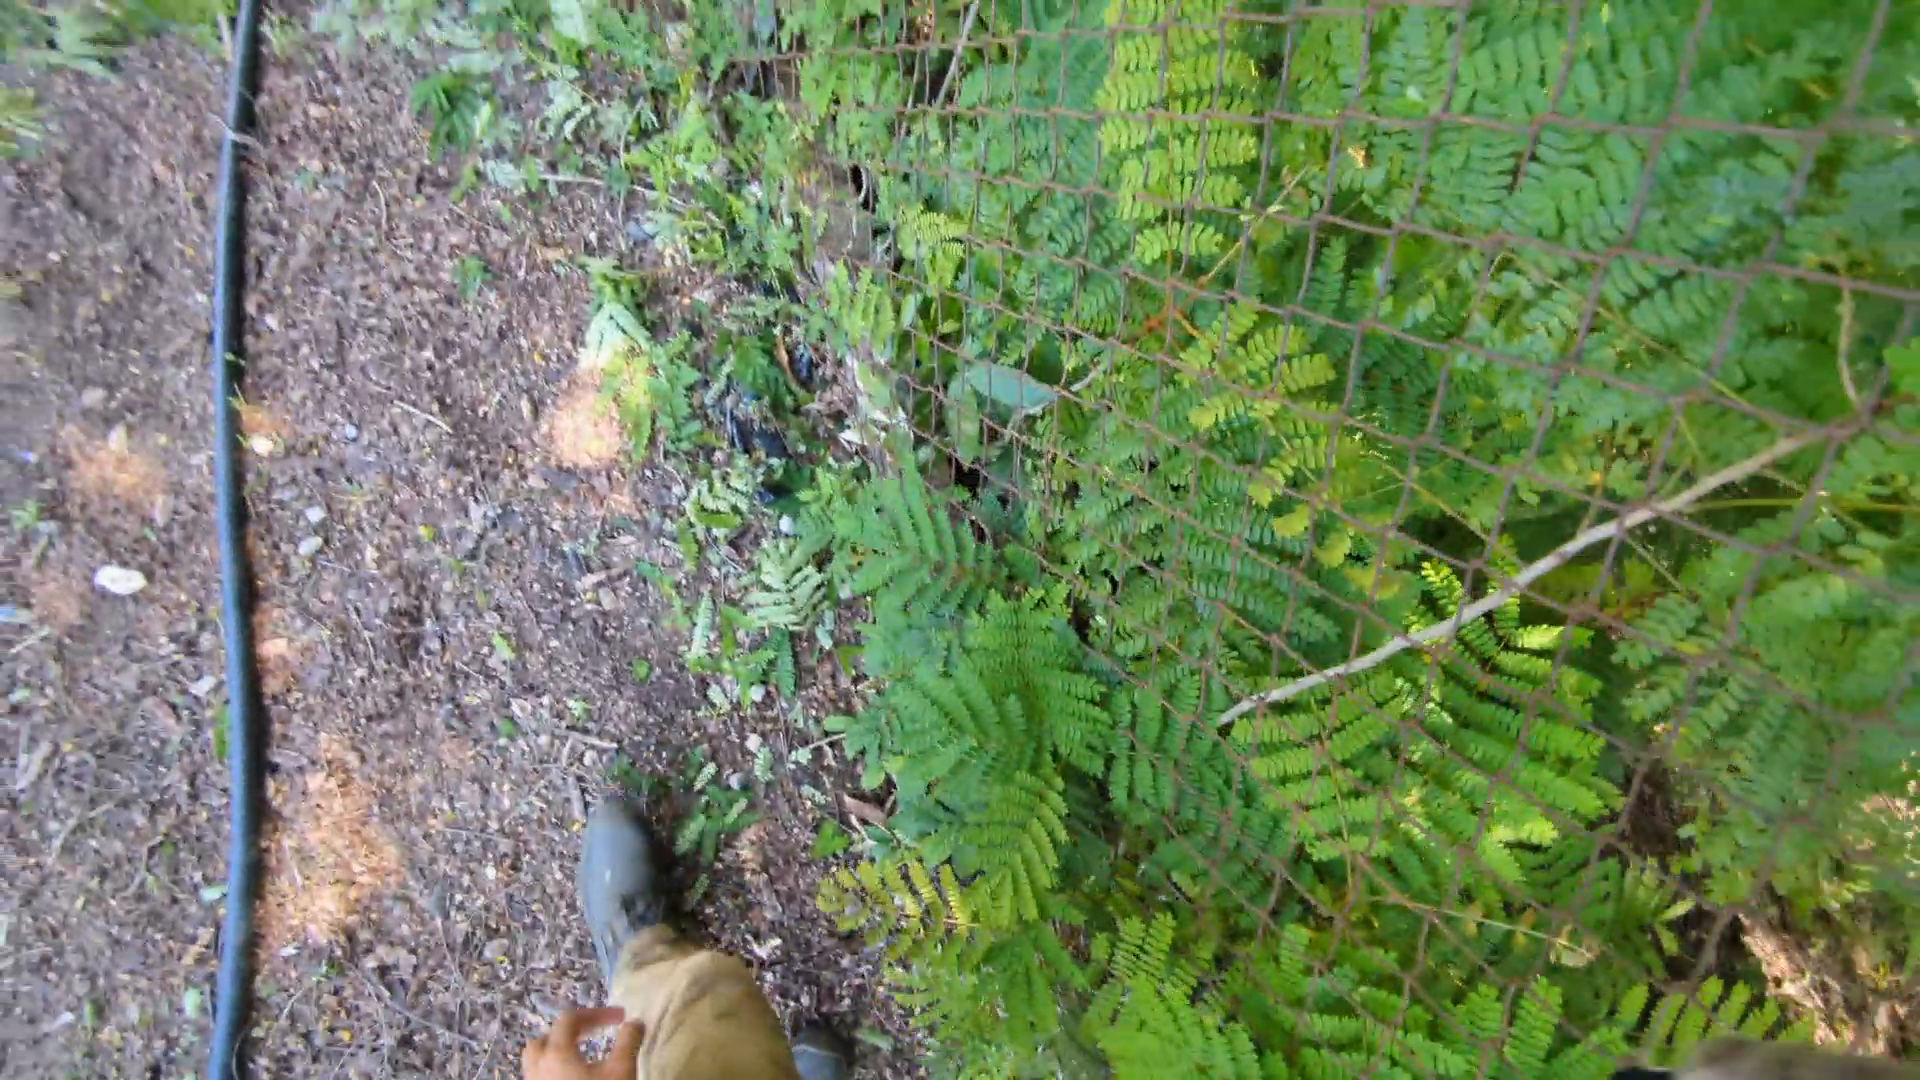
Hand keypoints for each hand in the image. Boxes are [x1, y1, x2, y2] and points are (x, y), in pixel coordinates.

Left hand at [521, 1006, 643, 1079]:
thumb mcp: (622, 1070)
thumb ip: (629, 1040)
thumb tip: (635, 1022)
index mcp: (556, 1055)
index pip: (569, 1019)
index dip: (596, 1013)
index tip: (621, 1018)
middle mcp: (537, 1072)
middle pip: (543, 1042)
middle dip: (567, 1034)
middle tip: (592, 1035)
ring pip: (537, 1066)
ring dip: (559, 1056)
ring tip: (585, 1060)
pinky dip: (555, 1076)